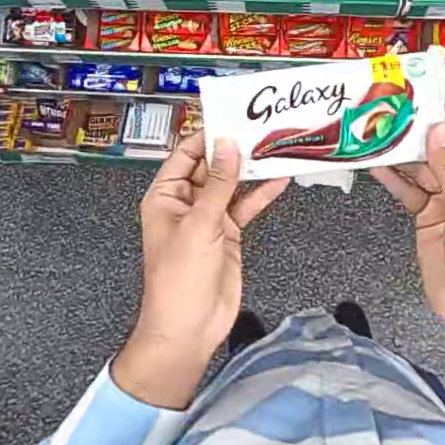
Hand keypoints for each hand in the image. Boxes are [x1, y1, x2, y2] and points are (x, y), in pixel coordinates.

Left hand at [113, 134, 287, 408]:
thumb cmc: (180, 277)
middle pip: (211, 167)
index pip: (185, 155)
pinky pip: (245, 207)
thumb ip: (218, 184)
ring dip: (250, 169)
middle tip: (260, 127)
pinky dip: (261, 194)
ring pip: (231, 185)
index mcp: (165, 196)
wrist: (189, 328)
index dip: (207, 136)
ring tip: (274, 146)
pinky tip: (279, 179)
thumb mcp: (199, 224)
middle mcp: (186, 202)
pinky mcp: (228, 233)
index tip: (232, 117)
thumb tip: (228, 145)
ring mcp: (208, 218)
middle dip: (233, 149)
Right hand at [372, 120, 444, 408]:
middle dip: (417, 139)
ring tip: (377, 137)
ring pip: (423, 172)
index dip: (443, 126)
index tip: (417, 106)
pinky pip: (410, 193)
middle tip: (388, 119)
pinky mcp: (429, 218)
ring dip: (402, 157)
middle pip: (441, 155)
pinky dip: (395, 181)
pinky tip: (378, 167)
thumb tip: (438, 134)